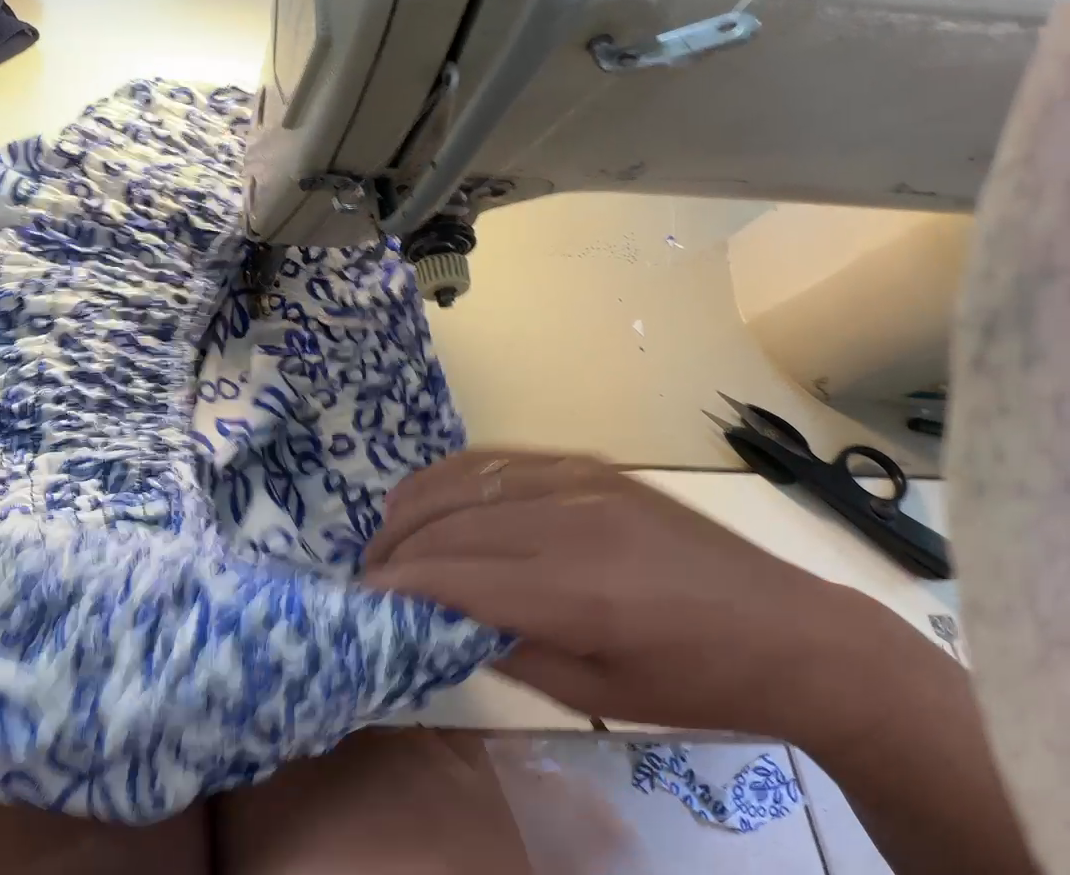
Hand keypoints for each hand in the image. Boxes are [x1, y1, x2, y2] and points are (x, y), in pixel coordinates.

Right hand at [363, 450, 914, 739]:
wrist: (793, 633)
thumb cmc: (694, 682)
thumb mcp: (592, 692)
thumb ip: (502, 648)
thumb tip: (435, 616)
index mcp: (577, 593)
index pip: (451, 575)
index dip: (395, 583)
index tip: (359, 596)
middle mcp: (570, 524)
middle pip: (446, 524)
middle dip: (393, 548)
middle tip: (369, 574)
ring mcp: (580, 483)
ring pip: (461, 481)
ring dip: (411, 507)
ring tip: (389, 536)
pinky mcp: (589, 466)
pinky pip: (496, 459)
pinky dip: (449, 477)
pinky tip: (431, 497)